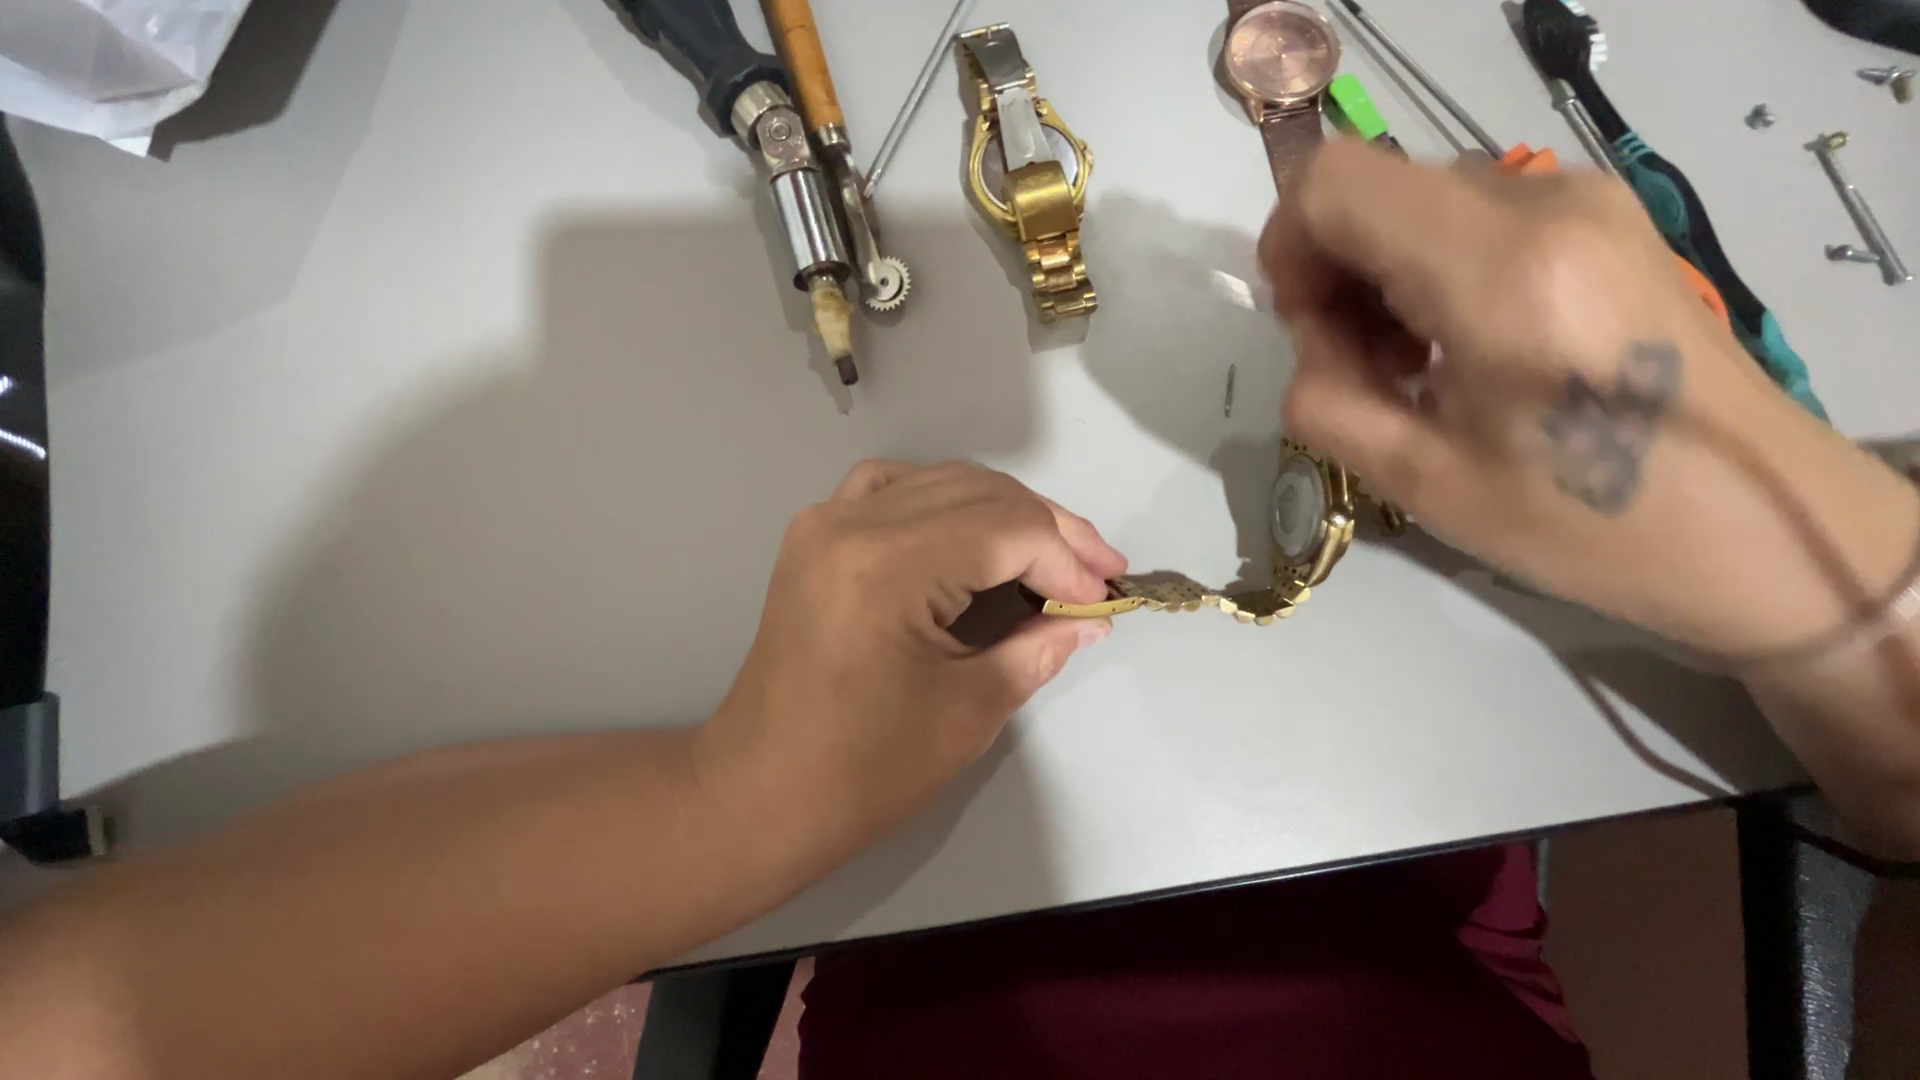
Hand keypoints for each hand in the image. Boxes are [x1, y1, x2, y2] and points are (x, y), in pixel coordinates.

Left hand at [697, 461, 1125, 872]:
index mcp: (888, 568)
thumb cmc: (864, 769)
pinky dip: (945, 502)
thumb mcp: (969, 713)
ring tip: (1053, 553)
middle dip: (1050, 530)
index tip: (1103, 599)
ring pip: (941, 482)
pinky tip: (974, 533)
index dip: (1068, 560)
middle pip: (979, 494)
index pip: (1006, 529)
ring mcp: (826, 522)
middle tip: (1098, 572)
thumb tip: (1091, 617)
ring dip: (1004, 512)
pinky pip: (894, 489)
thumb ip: (1037, 648)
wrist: (761, 788)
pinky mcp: (816, 535)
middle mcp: (852, 524)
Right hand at [1260, 140, 1915, 654]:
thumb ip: (1323, 400)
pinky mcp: (1599, 220)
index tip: (1308, 330)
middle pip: (1371, 191)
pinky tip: (1451, 348)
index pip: (1333, 186)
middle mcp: (1544, 205)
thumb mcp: (1416, 480)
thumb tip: (1313, 346)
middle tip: (1358, 367)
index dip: (1288, 249)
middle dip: (1333, 274)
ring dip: (1378, 279)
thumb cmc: (1582, 520)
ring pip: (1414, 202)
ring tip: (1408, 367)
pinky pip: (1466, 216)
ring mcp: (1582, 203)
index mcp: (1498, 270)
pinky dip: (1426, 272)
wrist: (1759, 524)